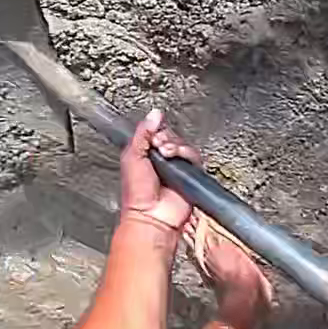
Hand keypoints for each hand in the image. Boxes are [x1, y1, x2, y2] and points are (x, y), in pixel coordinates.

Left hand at [118, 109, 199, 234]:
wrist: (151, 214)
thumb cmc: (137, 193)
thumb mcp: (133, 156)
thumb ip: (143, 133)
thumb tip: (154, 114)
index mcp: (147, 154)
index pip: (158, 132)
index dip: (156, 131)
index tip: (152, 137)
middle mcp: (163, 160)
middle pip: (172, 137)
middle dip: (166, 138)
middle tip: (158, 147)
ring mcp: (177, 168)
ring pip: (184, 145)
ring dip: (176, 146)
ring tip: (166, 155)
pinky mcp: (190, 175)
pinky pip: (194, 158)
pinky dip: (187, 155)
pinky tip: (177, 160)